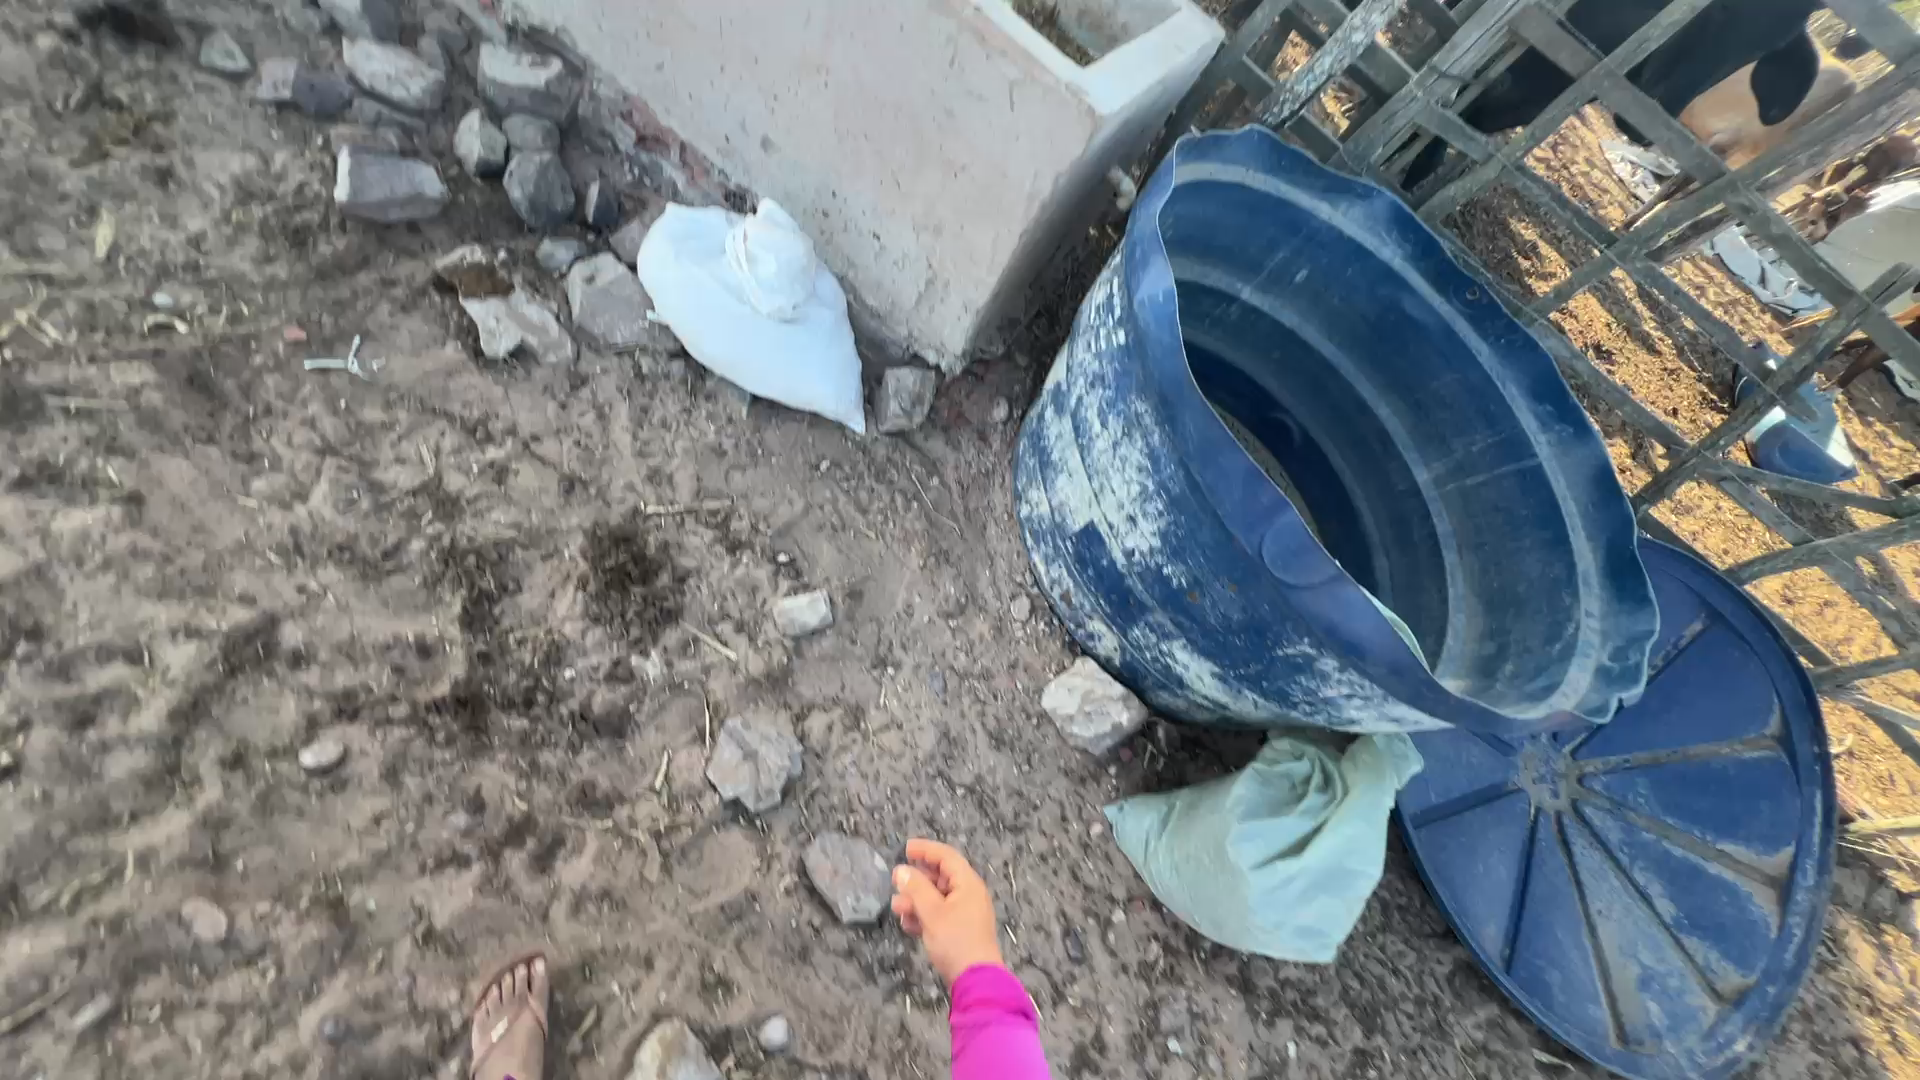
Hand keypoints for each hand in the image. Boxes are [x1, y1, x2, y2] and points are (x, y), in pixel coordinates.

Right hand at [891, 838, 1004, 987]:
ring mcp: (966, 913)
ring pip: (937, 897)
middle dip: (917, 880)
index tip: (906, 848)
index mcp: (967, 883)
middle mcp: (969, 893)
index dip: (926, 850)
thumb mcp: (932, 912)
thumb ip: (916, 889)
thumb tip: (901, 870)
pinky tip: (908, 925)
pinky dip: (924, 916)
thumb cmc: (955, 941)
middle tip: (896, 882)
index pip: (946, 856)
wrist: (976, 981)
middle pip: (941, 877)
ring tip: (897, 908)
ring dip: (916, 900)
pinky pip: (940, 914)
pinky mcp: (961, 930)